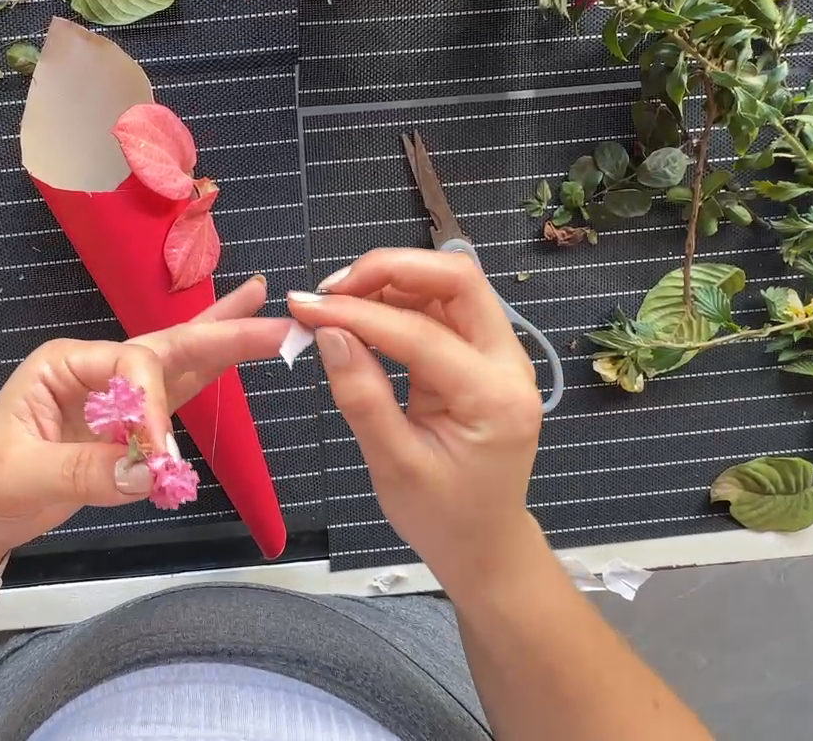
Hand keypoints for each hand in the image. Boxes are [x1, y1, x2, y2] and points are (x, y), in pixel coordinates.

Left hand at [0, 276, 289, 574]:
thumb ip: (86, 471)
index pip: (131, 368)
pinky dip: (206, 380)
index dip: (155, 409)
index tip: (162, 462)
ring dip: (222, 344)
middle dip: (220, 333)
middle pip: (165, 347)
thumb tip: (154, 473)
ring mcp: (110, 395)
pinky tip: (232, 359)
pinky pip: (171, 400)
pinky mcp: (122, 426)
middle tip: (275, 321)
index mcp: (66, 363)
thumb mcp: (21, 476)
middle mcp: (94, 368)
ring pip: (176, 364)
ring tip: (266, 320)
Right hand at [287, 248, 543, 570]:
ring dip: (389, 278)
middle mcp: (508, 363)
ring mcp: (498, 352)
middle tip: (330, 290)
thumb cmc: (442, 516)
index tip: (304, 307)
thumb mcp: (393, 465)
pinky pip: (439, 304)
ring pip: (447, 283)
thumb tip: (327, 332)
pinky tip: (359, 312)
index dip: (357, 312)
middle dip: (388, 269)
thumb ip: (361, 395)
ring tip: (336, 300)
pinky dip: (396, 296)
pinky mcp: (478, 351)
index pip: (420, 332)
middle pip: (456, 279)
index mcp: (494, 399)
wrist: (485, 543)